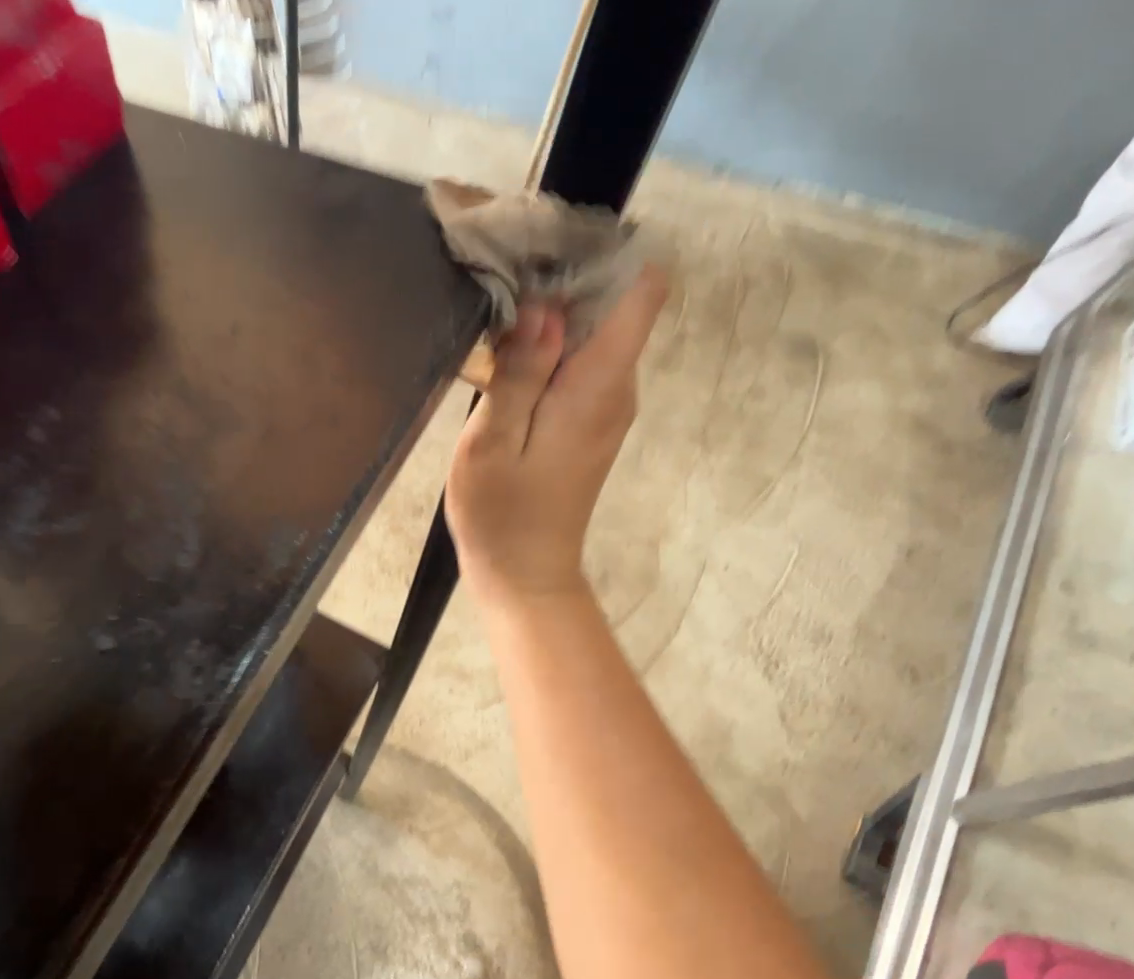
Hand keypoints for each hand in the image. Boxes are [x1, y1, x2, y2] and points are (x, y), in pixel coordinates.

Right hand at [444, 268, 669, 603]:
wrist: (523, 571)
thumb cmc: (501, 511)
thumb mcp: (493, 441)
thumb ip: (520, 372)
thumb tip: (544, 307)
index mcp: (598, 385)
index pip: (641, 291)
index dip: (605, 257)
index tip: (548, 251)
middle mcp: (617, 387)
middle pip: (618, 304)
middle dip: (569, 279)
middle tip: (506, 274)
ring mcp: (607, 405)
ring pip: (598, 330)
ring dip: (555, 312)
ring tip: (498, 309)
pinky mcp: (590, 419)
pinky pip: (583, 360)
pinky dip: (551, 344)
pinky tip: (506, 352)